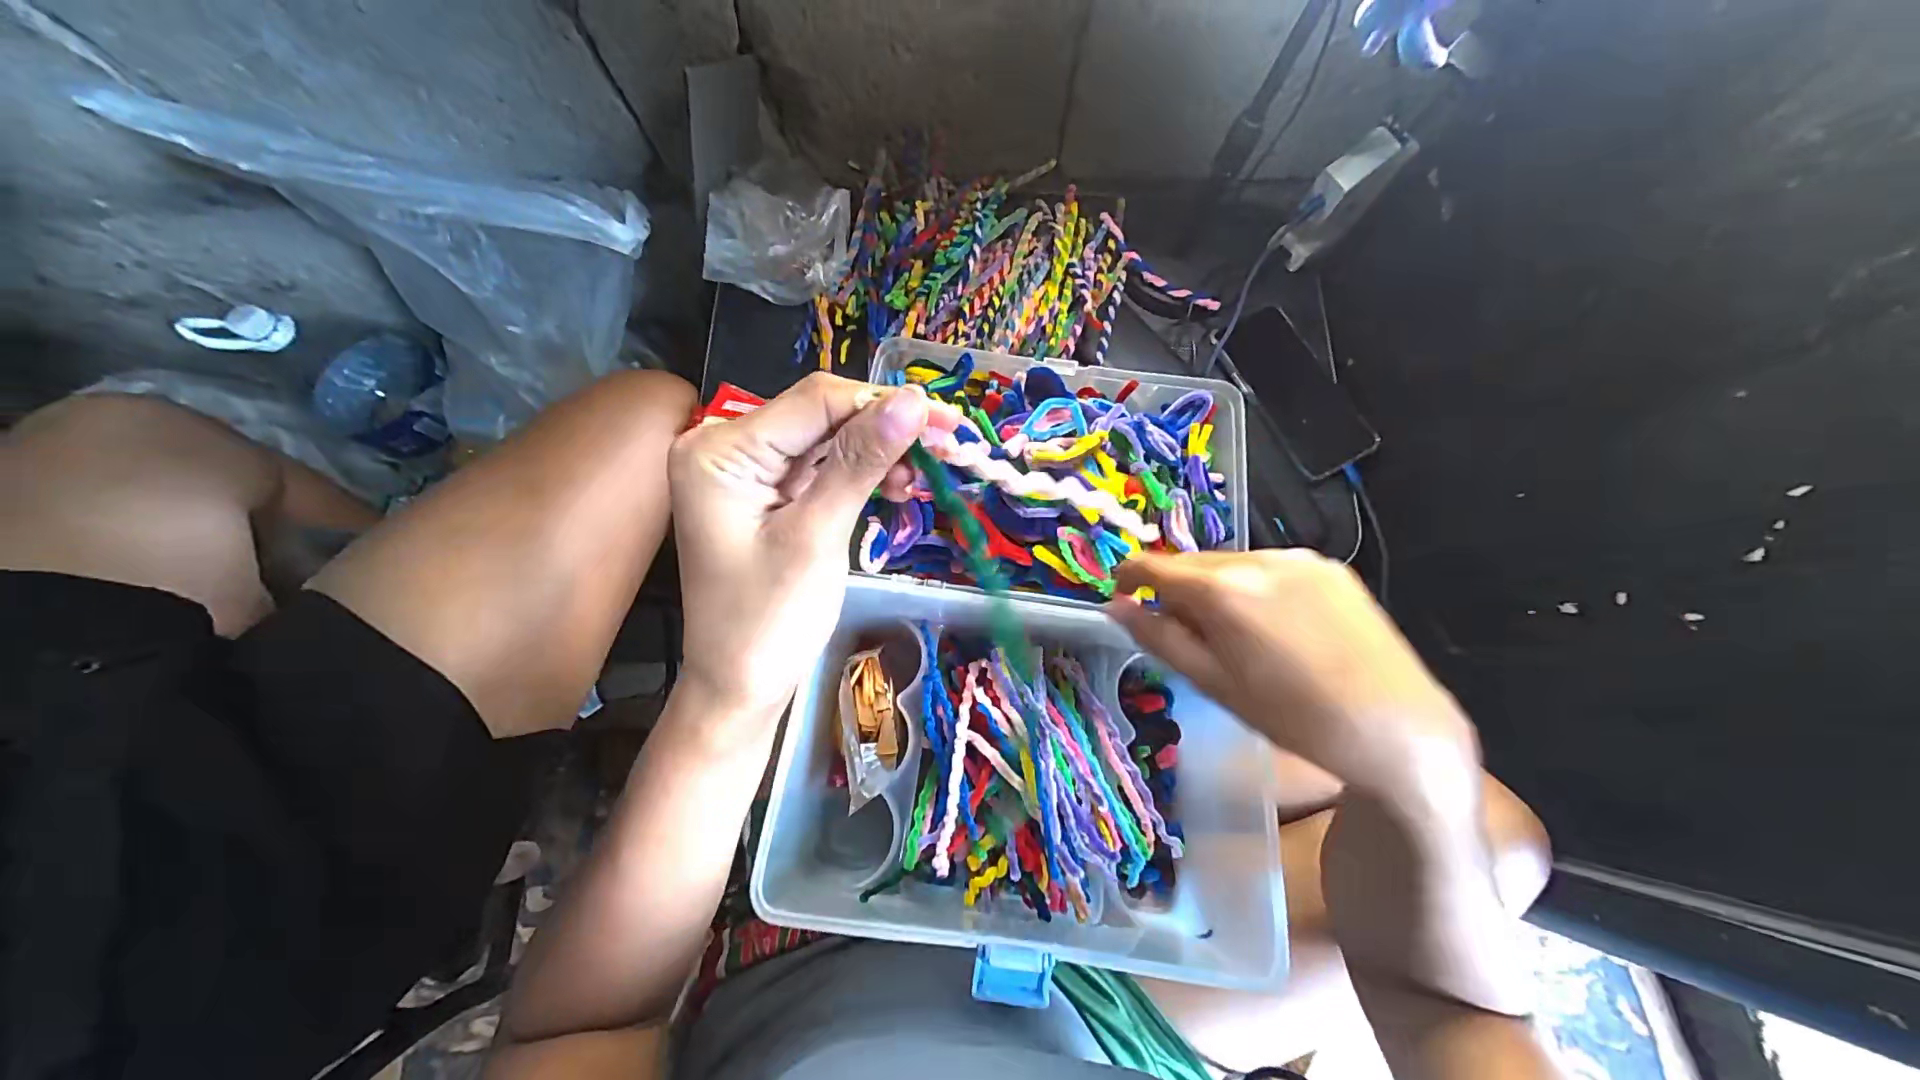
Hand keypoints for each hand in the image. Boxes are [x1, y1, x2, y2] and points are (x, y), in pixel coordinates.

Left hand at [668, 373, 959, 715]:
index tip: (947, 419)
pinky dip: (861, 473)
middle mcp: (724, 446)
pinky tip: (896, 486)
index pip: (814, 402)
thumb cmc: (768, 622)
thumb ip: (861, 462)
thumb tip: (913, 402)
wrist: (740, 686)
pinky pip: (822, 467)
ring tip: (922, 478)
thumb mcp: (817, 536)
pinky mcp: (766, 491)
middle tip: (949, 445)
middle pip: (821, 415)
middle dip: (885, 429)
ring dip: (879, 452)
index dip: (883, 403)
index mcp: (718, 451)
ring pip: (828, 439)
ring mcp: (746, 470)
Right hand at [1109, 549, 1477, 800]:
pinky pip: (1270, 567)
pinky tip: (1275, 627)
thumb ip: (1159, 637)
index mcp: (1223, 589)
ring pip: (1231, 563)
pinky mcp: (1330, 567)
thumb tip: (1116, 606)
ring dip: (1215, 588)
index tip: (1122, 597)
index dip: (1128, 578)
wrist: (1398, 728)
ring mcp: (1300, 558)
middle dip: (1176, 590)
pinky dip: (1254, 587)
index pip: (1154, 565)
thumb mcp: (1213, 683)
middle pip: (1193, 562)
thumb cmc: (1293, 717)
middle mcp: (1259, 559)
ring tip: (1236, 636)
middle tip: (1186, 635)